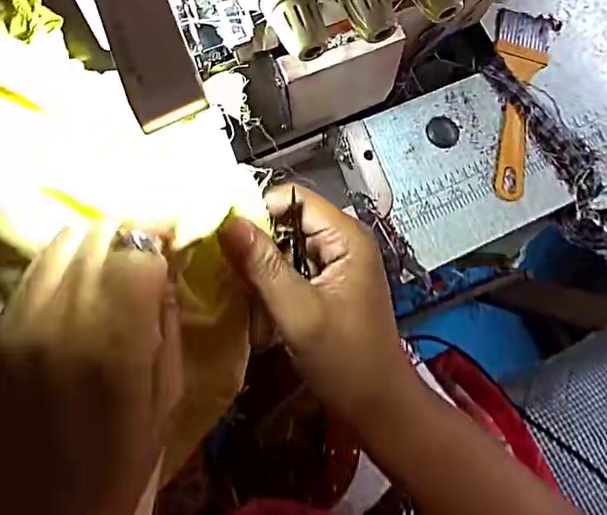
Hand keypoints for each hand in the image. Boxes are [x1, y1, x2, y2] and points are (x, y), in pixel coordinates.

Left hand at [0, 223, 179, 514]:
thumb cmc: (112, 473)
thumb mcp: (164, 402)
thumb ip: (167, 324)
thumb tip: (165, 270)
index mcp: (114, 340)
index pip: (140, 244)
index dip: (164, 230)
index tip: (180, 236)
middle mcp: (62, 317)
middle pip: (102, 231)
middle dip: (135, 231)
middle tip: (154, 248)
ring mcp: (20, 321)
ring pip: (66, 238)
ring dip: (100, 239)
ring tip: (118, 261)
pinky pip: (37, 267)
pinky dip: (67, 258)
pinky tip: (83, 281)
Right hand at [218, 186, 415, 427]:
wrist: (379, 408)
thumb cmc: (346, 360)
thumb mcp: (299, 313)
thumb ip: (263, 267)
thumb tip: (229, 222)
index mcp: (346, 235)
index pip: (294, 198)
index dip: (259, 212)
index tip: (226, 239)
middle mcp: (343, 240)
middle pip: (287, 223)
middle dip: (259, 251)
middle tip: (235, 281)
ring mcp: (336, 263)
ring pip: (284, 250)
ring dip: (264, 277)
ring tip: (252, 309)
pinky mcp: (328, 284)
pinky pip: (292, 272)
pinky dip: (274, 292)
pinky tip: (265, 322)